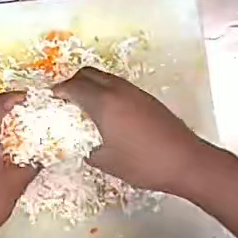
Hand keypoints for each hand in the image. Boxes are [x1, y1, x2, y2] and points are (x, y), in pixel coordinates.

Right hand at [54, 67, 215, 195]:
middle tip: (64, 99)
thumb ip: (87, 149)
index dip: (59, 91)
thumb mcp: (105, 162)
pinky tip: (106, 111)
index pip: (74, 87)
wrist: (187, 162)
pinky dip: (105, 91)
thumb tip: (80, 147)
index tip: (51, 98)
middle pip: (88, 74)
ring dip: (90, 85)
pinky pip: (118, 86)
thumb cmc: (143, 163)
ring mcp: (135, 92)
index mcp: (104, 104)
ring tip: (83, 104)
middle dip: (72, 82)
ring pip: (105, 77)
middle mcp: (118, 91)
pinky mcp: (147, 99)